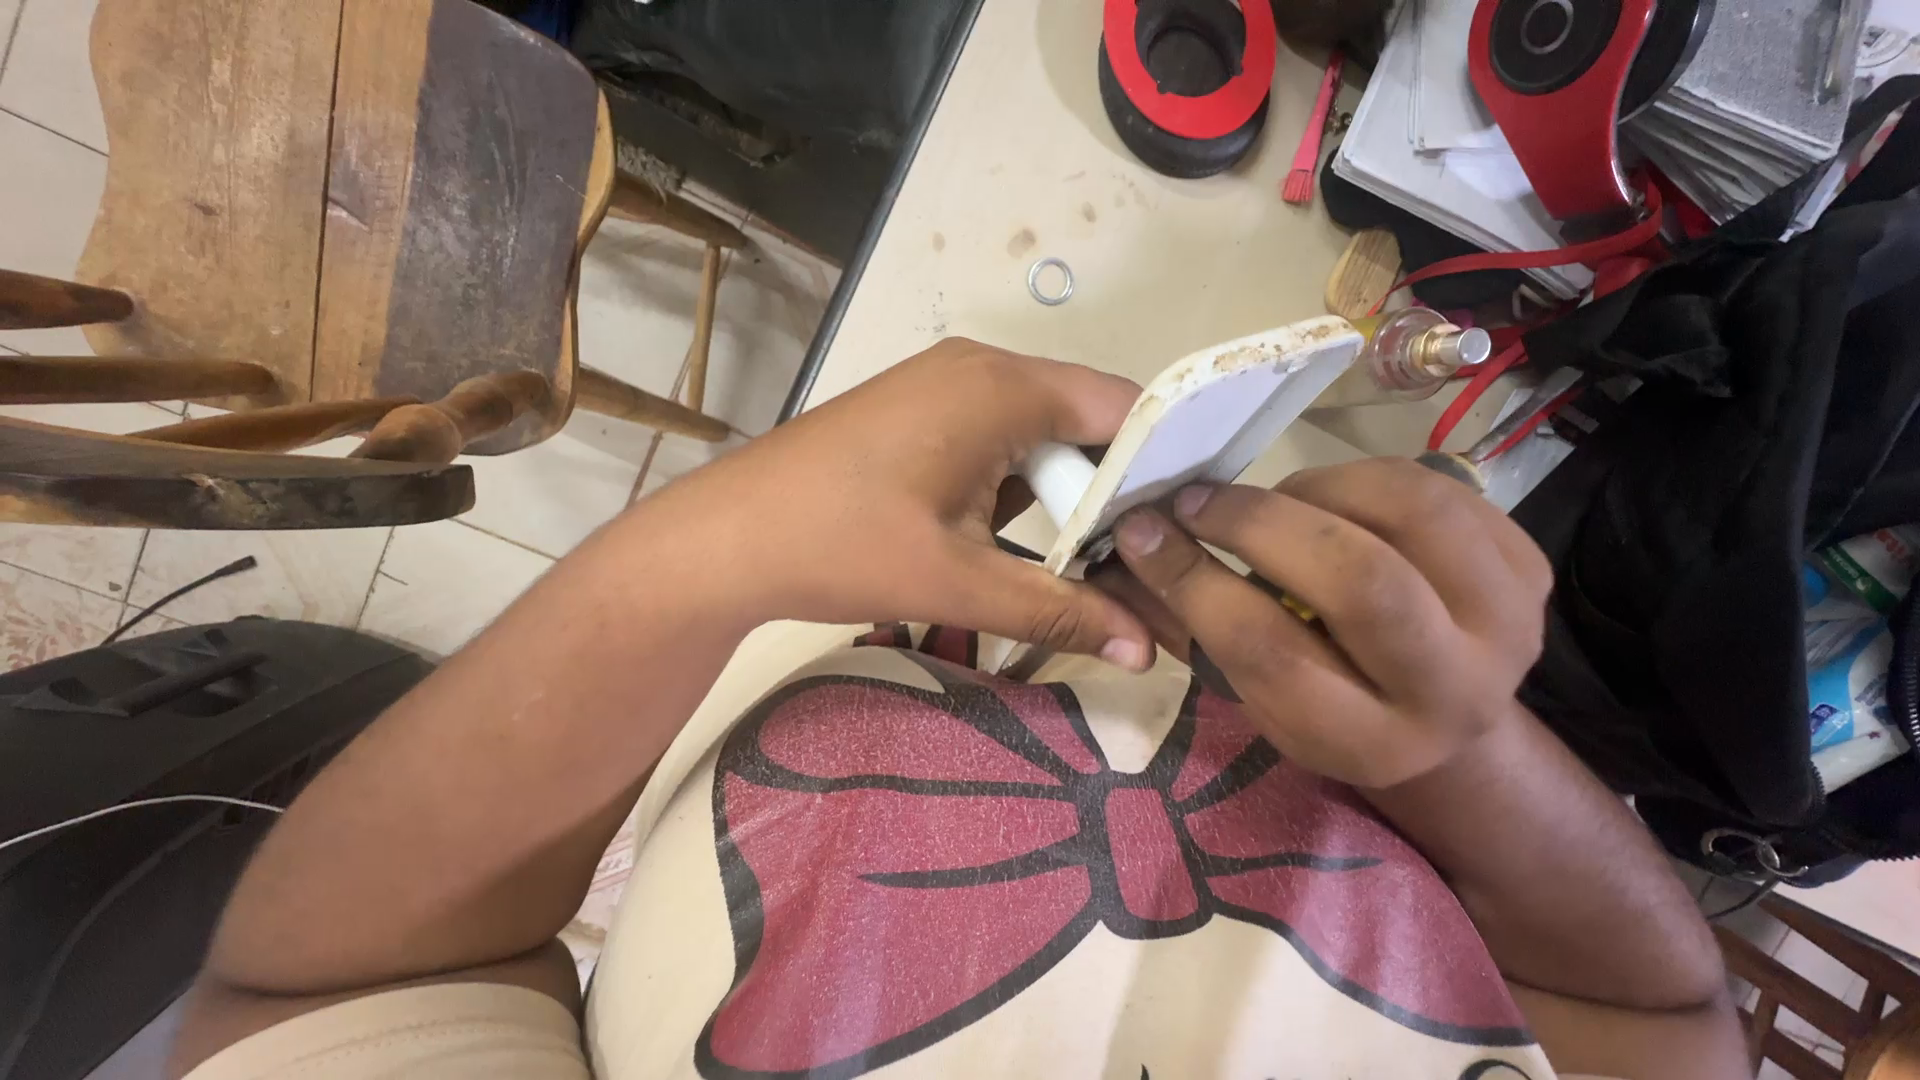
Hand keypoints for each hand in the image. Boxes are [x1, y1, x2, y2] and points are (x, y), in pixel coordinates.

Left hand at [637, 338, 1155, 667]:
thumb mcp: (960, 580)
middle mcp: (980, 367)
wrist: (726, 538)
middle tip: (1142, 559)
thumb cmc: (843, 546)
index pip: (1124, 406)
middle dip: (1113, 488)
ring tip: (1092, 558)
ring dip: (1064, 490)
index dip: (1164, 465)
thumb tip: (1146, 651)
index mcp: (1002, 387)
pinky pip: (997, 435)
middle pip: (1085, 417)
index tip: (1184, 530)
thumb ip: (1060, 610)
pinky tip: (1022, 536)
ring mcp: (944, 384)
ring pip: (1040, 430)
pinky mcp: (920, 411)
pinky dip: (1020, 482)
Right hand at [1094, 458, 1552, 787]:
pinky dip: (1364, 478)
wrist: (1437, 712)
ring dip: (1317, 491)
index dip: (1195, 579)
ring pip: (1410, 514)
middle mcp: (1451, 693)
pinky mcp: (1530, 569)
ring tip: (1274, 503)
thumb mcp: (1250, 692)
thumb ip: (1194, 623)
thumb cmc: (1320, 701)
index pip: (1269, 650)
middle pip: (1358, 580)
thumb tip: (1129, 538)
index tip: (1141, 530)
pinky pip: (1438, 488)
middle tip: (1198, 500)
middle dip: (1259, 522)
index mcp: (1365, 740)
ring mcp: (1510, 624)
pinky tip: (1331, 501)